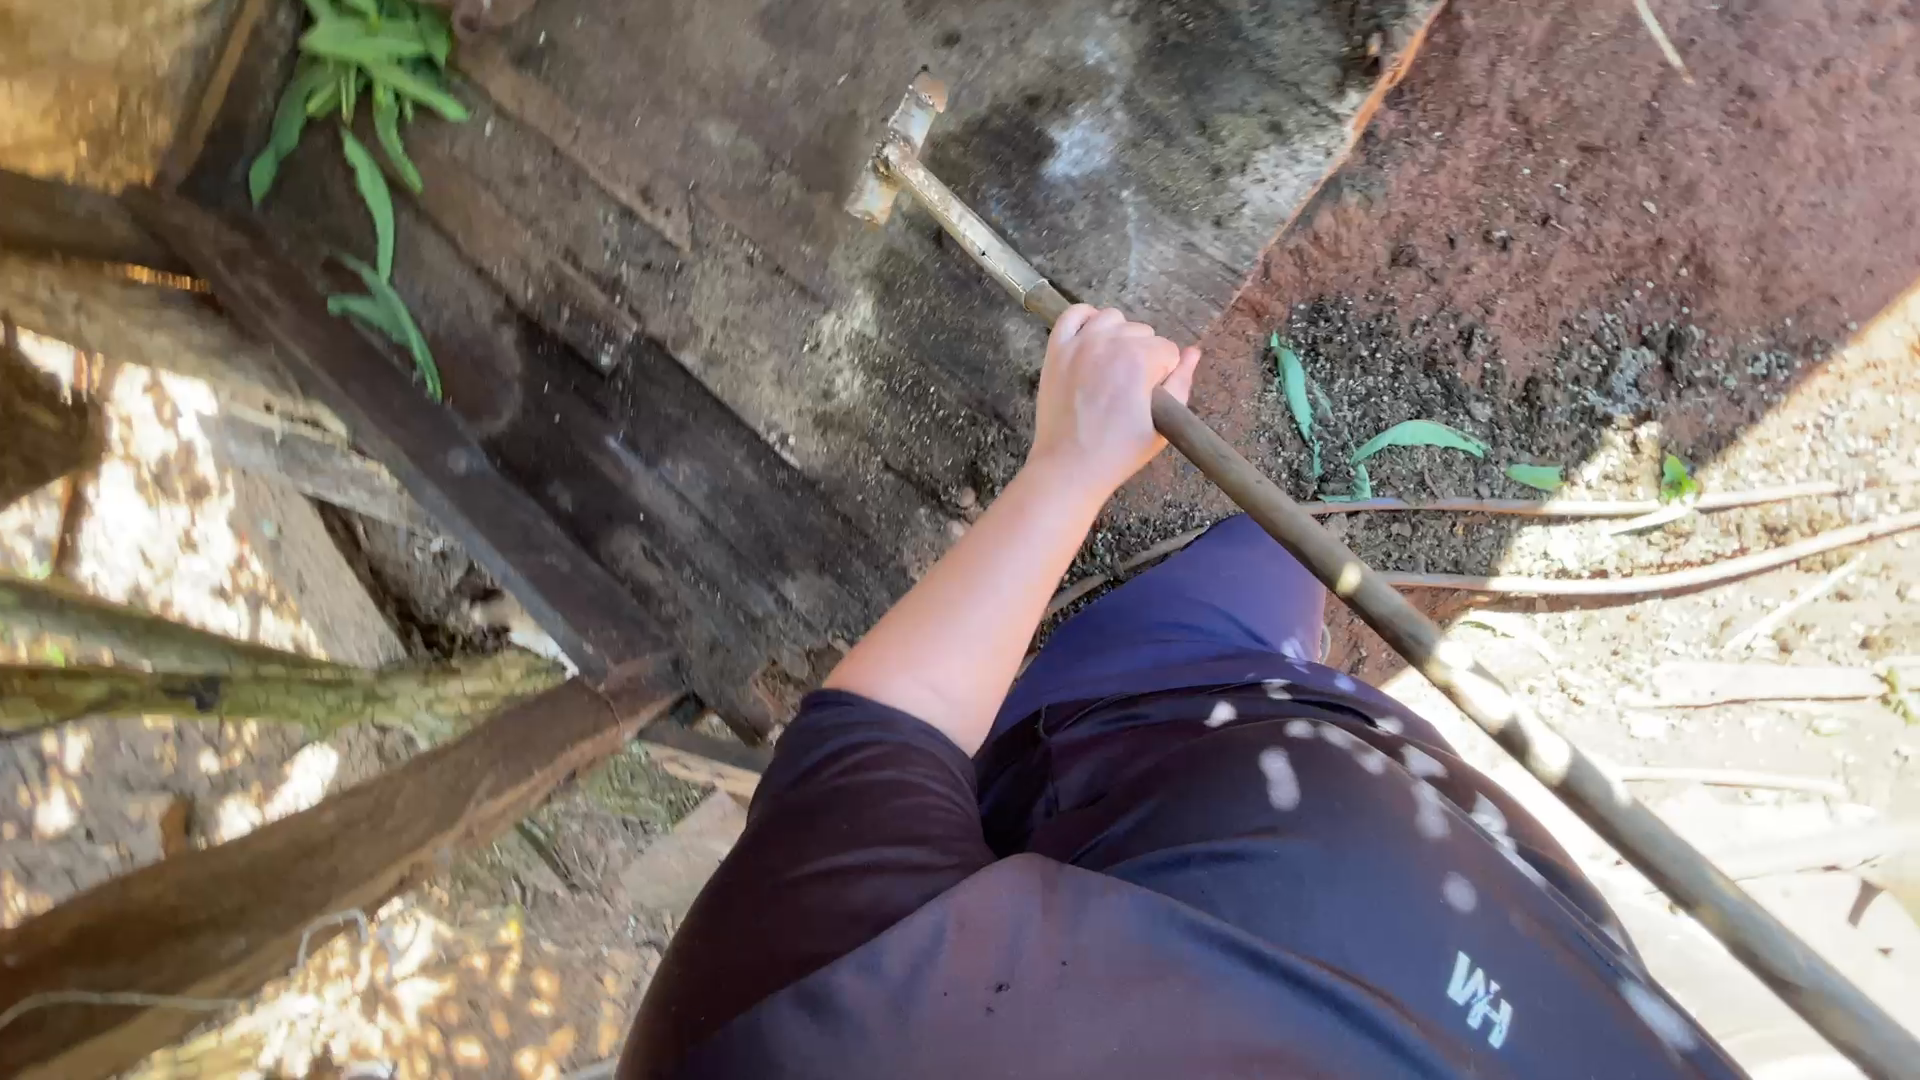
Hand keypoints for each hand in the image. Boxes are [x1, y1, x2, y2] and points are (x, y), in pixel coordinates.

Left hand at [1027, 305, 1201, 496]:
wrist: (1070, 466)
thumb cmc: (1117, 451)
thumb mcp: (1163, 423)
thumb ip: (1182, 382)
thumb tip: (1193, 353)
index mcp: (1139, 358)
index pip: (1168, 351)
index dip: (1164, 375)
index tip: (1150, 398)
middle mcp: (1109, 342)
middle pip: (1142, 333)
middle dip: (1143, 356)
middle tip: (1130, 390)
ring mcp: (1079, 344)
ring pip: (1112, 318)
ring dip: (1119, 336)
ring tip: (1114, 367)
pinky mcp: (1056, 351)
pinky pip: (1072, 315)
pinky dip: (1085, 319)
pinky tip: (1093, 339)